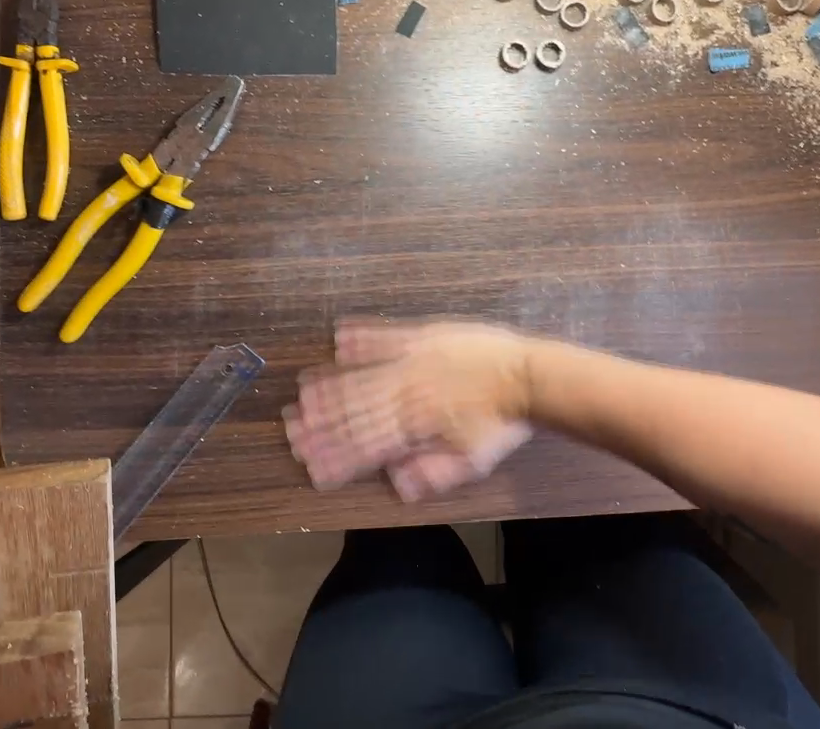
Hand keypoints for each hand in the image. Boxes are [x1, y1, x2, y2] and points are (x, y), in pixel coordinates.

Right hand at [284, 319, 536, 500]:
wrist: (528, 376)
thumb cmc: (501, 422)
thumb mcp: (473, 459)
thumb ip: (433, 472)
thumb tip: (395, 484)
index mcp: (417, 426)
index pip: (368, 445)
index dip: (337, 455)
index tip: (310, 463)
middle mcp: (407, 392)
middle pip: (356, 411)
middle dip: (322, 425)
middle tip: (291, 432)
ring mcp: (413, 360)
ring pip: (363, 376)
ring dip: (331, 386)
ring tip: (302, 393)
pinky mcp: (423, 335)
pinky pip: (386, 335)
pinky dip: (361, 336)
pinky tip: (339, 337)